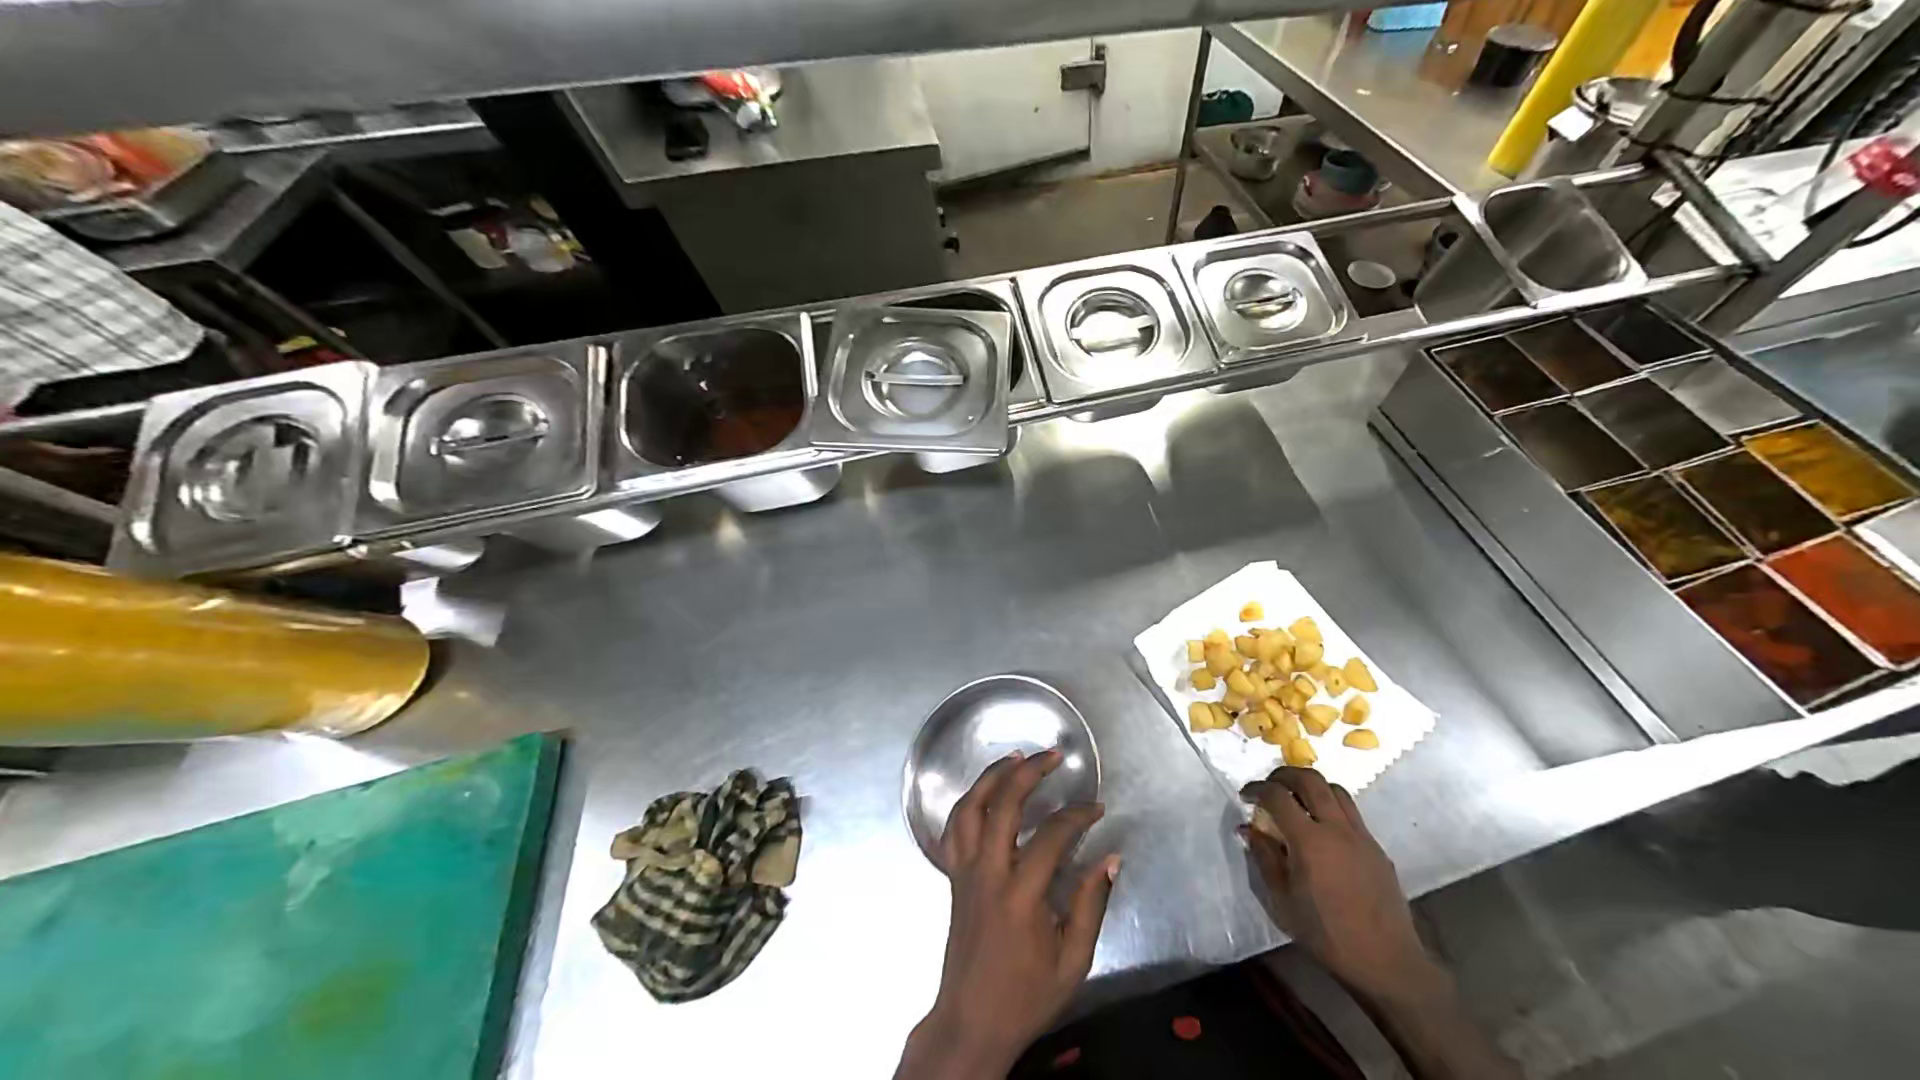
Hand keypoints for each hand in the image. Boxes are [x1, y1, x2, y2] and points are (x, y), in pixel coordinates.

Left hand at [896, 750, 1120, 1079]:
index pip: (1052, 837)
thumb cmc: (1026, 995)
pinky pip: (952, 830)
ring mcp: (964, 872)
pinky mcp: (952, 877)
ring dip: (991, 777)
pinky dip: (967, 803)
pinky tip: (984, 793)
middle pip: (1003, 806)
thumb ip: (1090, 905)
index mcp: (1021, 897)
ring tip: (1015, 757)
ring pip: (969, 809)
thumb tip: (1109, 859)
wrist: (971, 1020)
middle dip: (1029, 772)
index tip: (1096, 809)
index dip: (1077, 816)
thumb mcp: (1072, 960)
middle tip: (1053, 755)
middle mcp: (987, 874)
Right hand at [1240, 767, 1439, 1003]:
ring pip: (1336, 790)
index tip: (1245, 795)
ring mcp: (1362, 836)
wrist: (1386, 961)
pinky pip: (1351, 813)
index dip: (1257, 789)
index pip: (1277, 796)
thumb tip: (1249, 829)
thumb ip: (1264, 858)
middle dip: (1284, 775)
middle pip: (1311, 779)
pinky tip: (1322, 829)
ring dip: (1311, 786)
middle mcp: (1337, 829)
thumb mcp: (1282, 899)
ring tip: (1297, 800)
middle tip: (1269, 786)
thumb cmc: (1326, 934)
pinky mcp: (1377, 848)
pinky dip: (1331, 806)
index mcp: (1309, 841)